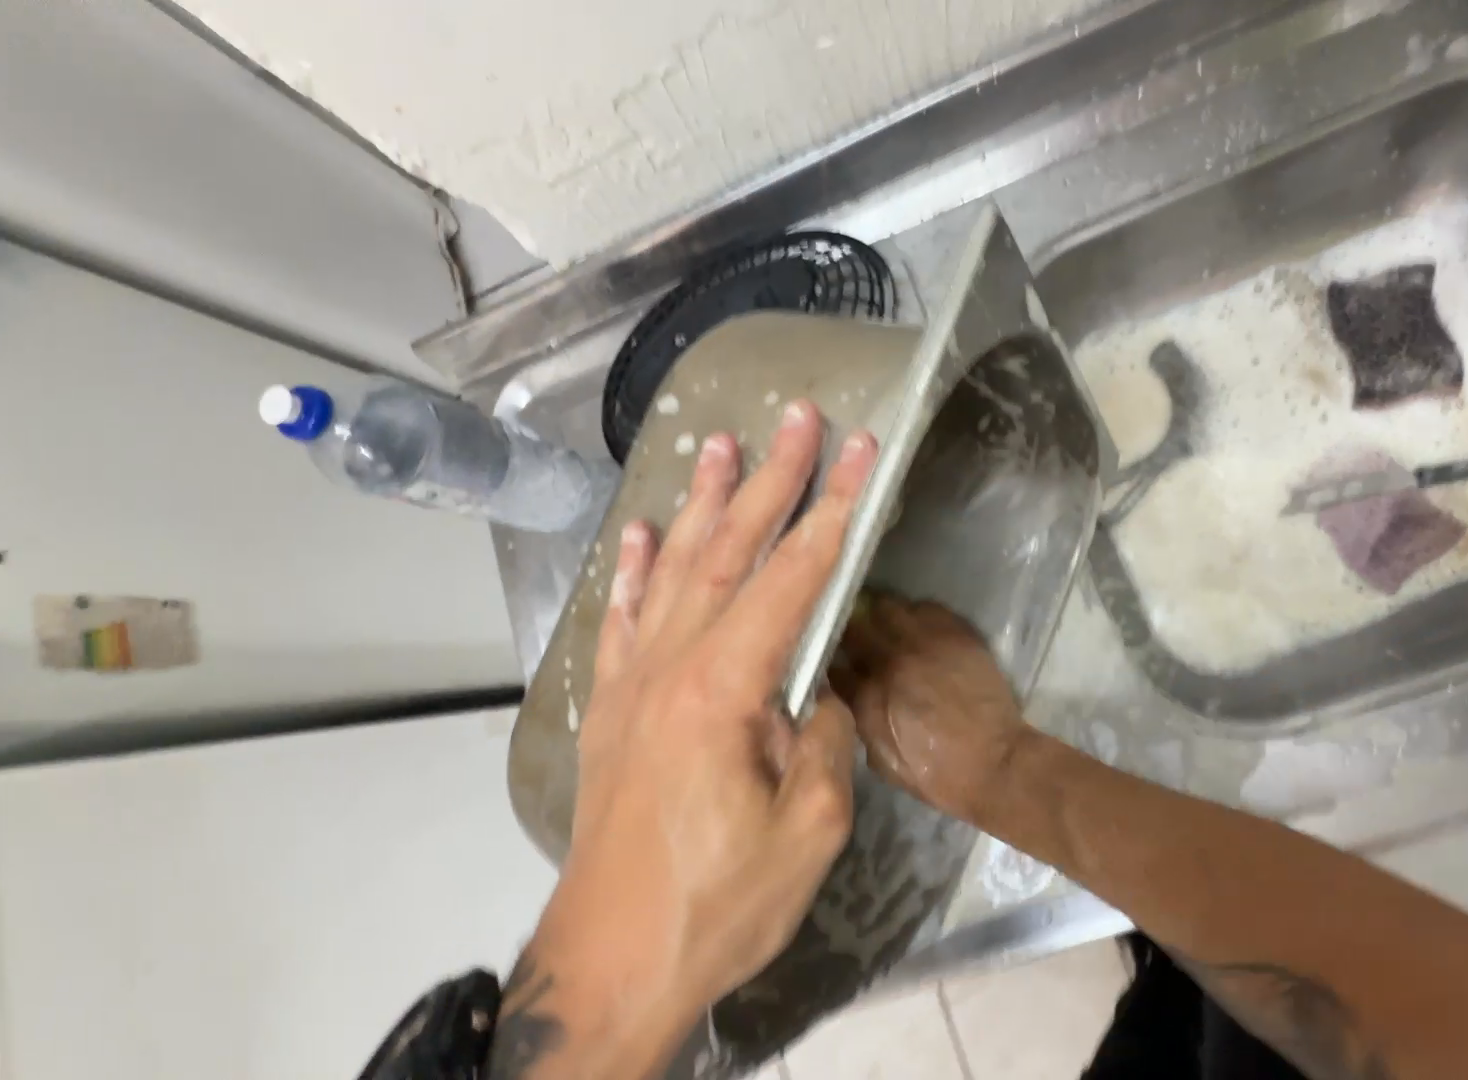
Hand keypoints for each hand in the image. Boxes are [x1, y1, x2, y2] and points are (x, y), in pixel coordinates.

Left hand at [496, 402, 877, 1079]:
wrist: (611, 963)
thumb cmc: (719, 904)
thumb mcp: (807, 829)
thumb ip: (822, 739)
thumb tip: (816, 691)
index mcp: (723, 690)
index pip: (791, 578)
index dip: (831, 510)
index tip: (858, 452)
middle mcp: (670, 667)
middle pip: (729, 553)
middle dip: (772, 481)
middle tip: (797, 418)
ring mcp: (631, 683)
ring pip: (673, 571)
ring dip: (703, 504)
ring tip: (721, 444)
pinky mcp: (609, 709)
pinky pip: (622, 621)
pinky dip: (635, 570)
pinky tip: (645, 532)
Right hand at [832, 594, 1030, 823]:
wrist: (993, 764)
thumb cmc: (936, 774)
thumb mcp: (882, 760)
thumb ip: (860, 720)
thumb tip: (847, 696)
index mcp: (868, 695)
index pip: (834, 664)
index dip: (833, 661)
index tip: (835, 661)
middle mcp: (891, 661)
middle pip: (856, 626)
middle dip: (851, 629)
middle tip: (856, 635)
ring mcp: (925, 643)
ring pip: (888, 607)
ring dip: (881, 614)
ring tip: (885, 623)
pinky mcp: (956, 635)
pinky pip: (927, 608)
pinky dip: (917, 614)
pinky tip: (918, 626)